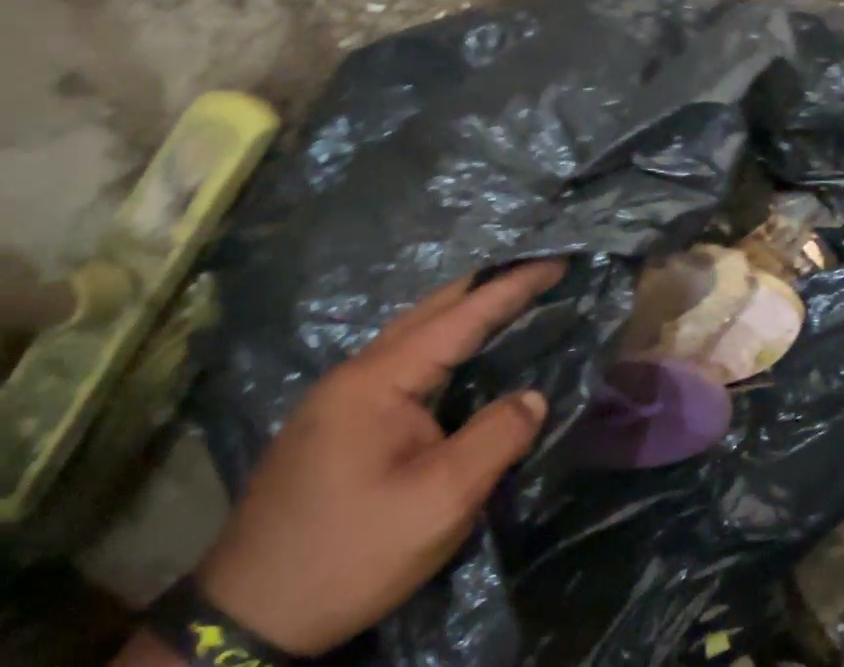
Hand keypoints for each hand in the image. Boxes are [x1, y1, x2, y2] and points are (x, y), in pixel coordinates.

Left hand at [194, 260, 565, 656]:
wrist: (246, 621)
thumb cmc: (352, 552)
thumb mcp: (442, 499)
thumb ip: (499, 437)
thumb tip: (533, 397)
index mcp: (377, 382)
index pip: (460, 317)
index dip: (513, 287)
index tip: (559, 260)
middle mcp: (352, 378)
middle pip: (428, 313)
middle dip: (486, 287)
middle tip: (540, 270)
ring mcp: (336, 402)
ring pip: (411, 337)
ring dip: (462, 313)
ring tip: (511, 300)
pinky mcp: (333, 428)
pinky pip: (401, 364)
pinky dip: (442, 344)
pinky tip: (461, 355)